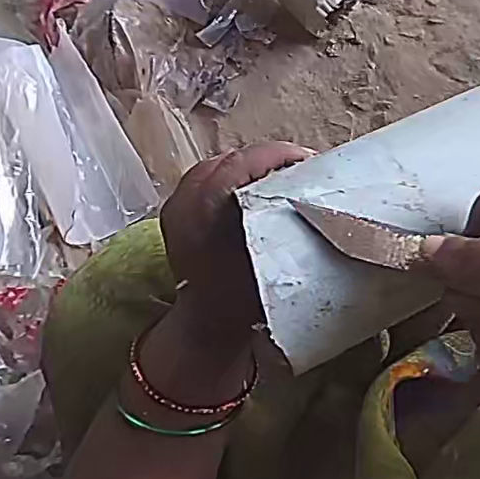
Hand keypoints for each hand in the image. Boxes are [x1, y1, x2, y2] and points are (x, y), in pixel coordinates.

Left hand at [154, 143, 313, 365]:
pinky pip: (202, 178)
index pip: (246, 160)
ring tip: (275, 177)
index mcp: (209, 206)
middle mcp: (187, 198)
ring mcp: (176, 203)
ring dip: (247, 166)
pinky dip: (226, 176)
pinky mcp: (172, 210)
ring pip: (216, 165)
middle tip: (297, 168)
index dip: (280, 154)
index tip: (307, 160)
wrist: (207, 324)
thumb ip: (284, 215)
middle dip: (266, 159)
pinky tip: (247, 188)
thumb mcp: (275, 257)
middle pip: (231, 158)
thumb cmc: (246, 296)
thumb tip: (307, 184)